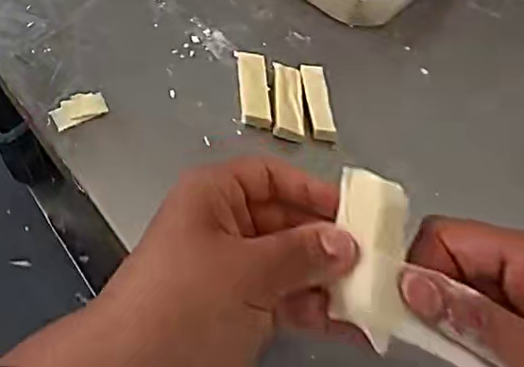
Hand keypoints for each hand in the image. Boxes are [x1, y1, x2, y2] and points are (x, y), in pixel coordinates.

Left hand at [3, 157, 359, 366]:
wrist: (139, 359)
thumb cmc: (185, 297)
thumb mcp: (244, 270)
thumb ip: (297, 254)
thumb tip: (345, 239)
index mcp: (213, 193)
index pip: (268, 175)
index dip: (311, 189)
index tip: (361, 214)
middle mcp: (224, 221)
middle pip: (286, 217)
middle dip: (330, 240)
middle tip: (384, 266)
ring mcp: (234, 265)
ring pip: (292, 260)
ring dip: (332, 280)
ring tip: (381, 301)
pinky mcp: (242, 305)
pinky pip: (288, 296)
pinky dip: (319, 309)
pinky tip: (358, 328)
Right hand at [400, 218, 523, 366]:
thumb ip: (487, 325)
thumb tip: (406, 281)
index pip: (446, 236)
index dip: (417, 268)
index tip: (401, 314)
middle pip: (458, 263)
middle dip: (437, 300)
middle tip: (429, 346)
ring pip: (476, 295)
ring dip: (462, 327)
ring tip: (464, 359)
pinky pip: (504, 320)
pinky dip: (487, 342)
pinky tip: (489, 361)